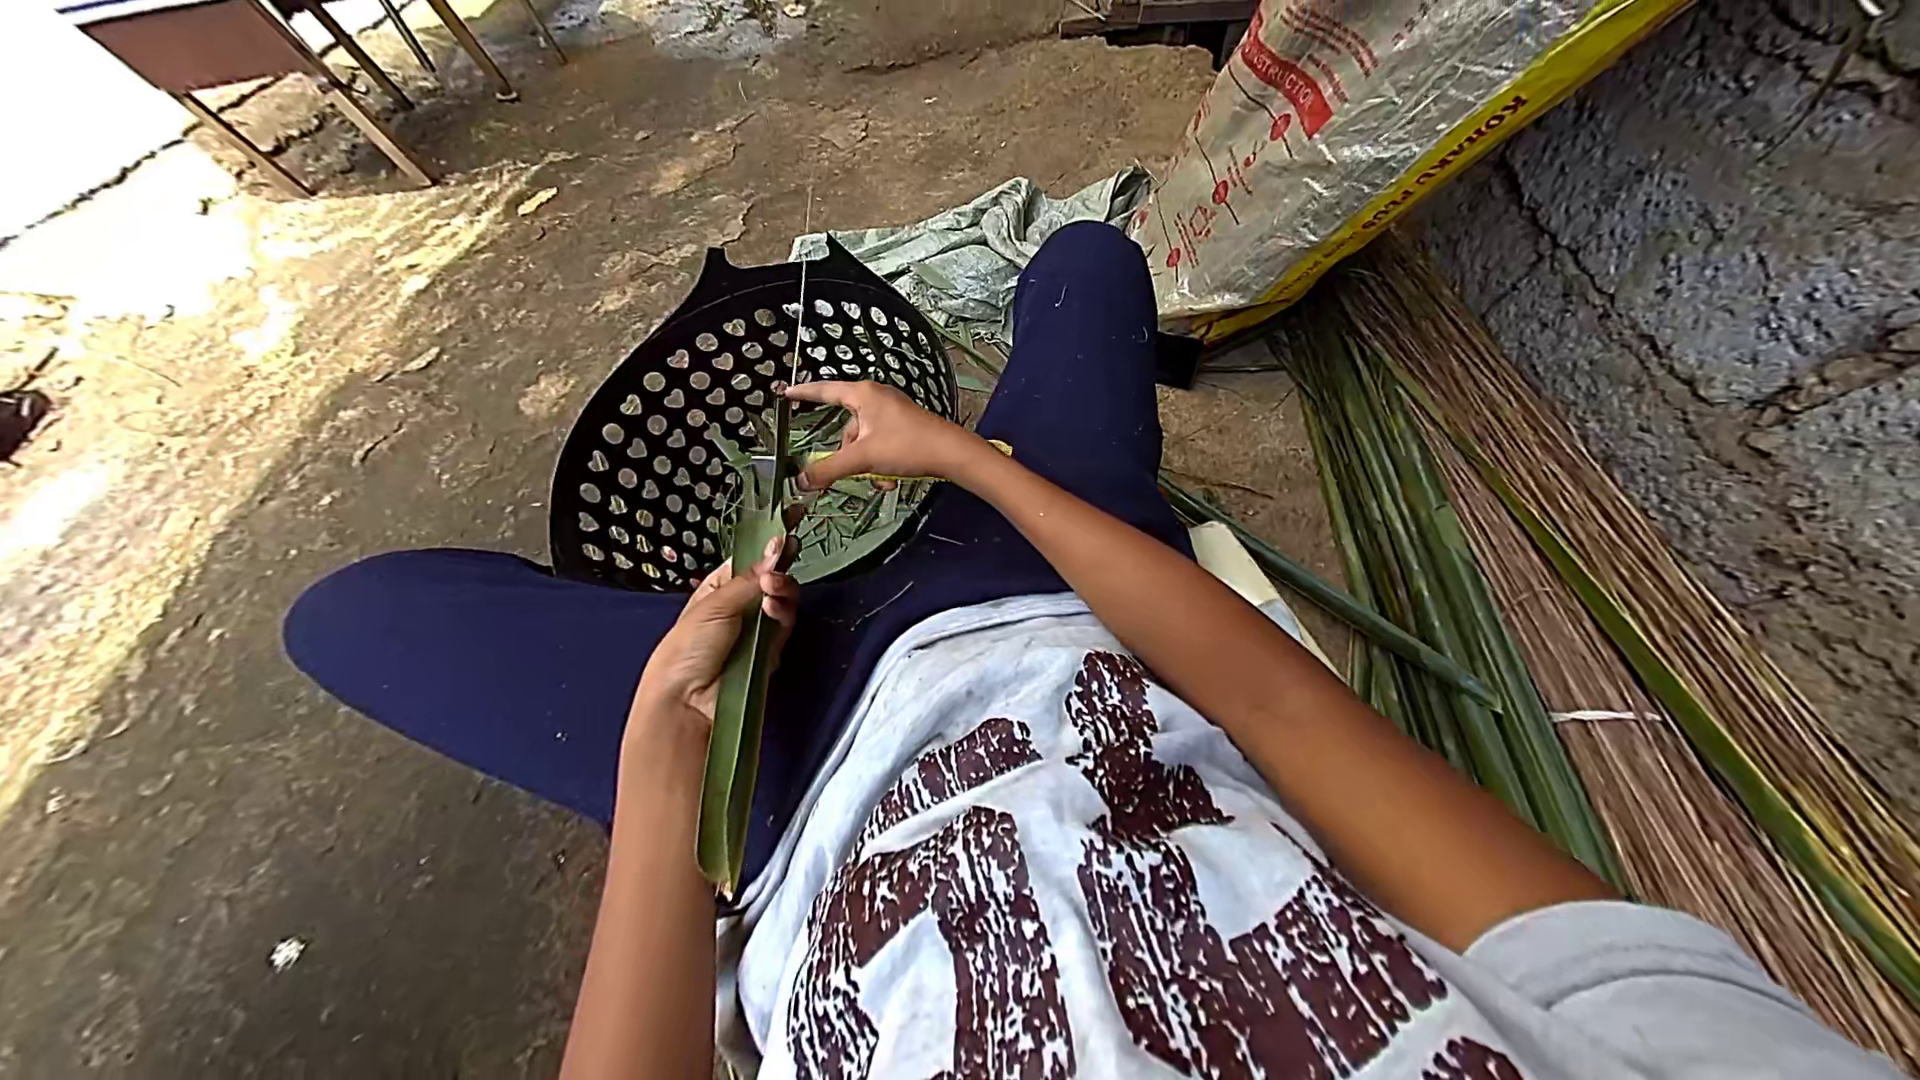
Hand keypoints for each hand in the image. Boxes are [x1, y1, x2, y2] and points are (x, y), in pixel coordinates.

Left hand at [630, 535, 798, 739]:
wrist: (688, 701)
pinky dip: (784, 612)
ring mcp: (759, 626)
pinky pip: (787, 622)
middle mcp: (741, 604)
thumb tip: (779, 545)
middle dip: (779, 564)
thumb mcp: (714, 603)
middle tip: (786, 553)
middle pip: (772, 575)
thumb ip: (751, 576)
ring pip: (784, 597)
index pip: (750, 557)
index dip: (769, 540)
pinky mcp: (774, 648)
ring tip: (772, 588)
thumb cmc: (687, 646)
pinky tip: (773, 608)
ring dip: (783, 587)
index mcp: (719, 587)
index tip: (792, 516)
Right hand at [783, 380, 992, 490]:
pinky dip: (881, 462)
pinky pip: (880, 444)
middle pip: (846, 427)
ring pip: (864, 441)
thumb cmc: (907, 446)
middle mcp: (876, 397)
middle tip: (853, 471)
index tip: (786, 393)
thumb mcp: (863, 459)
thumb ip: (829, 469)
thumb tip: (802, 480)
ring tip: (880, 479)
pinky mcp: (904, 426)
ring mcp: (892, 411)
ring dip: (867, 464)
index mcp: (863, 395)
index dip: (803, 393)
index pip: (824, 390)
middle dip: (848, 455)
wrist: (950, 453)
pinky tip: (890, 478)